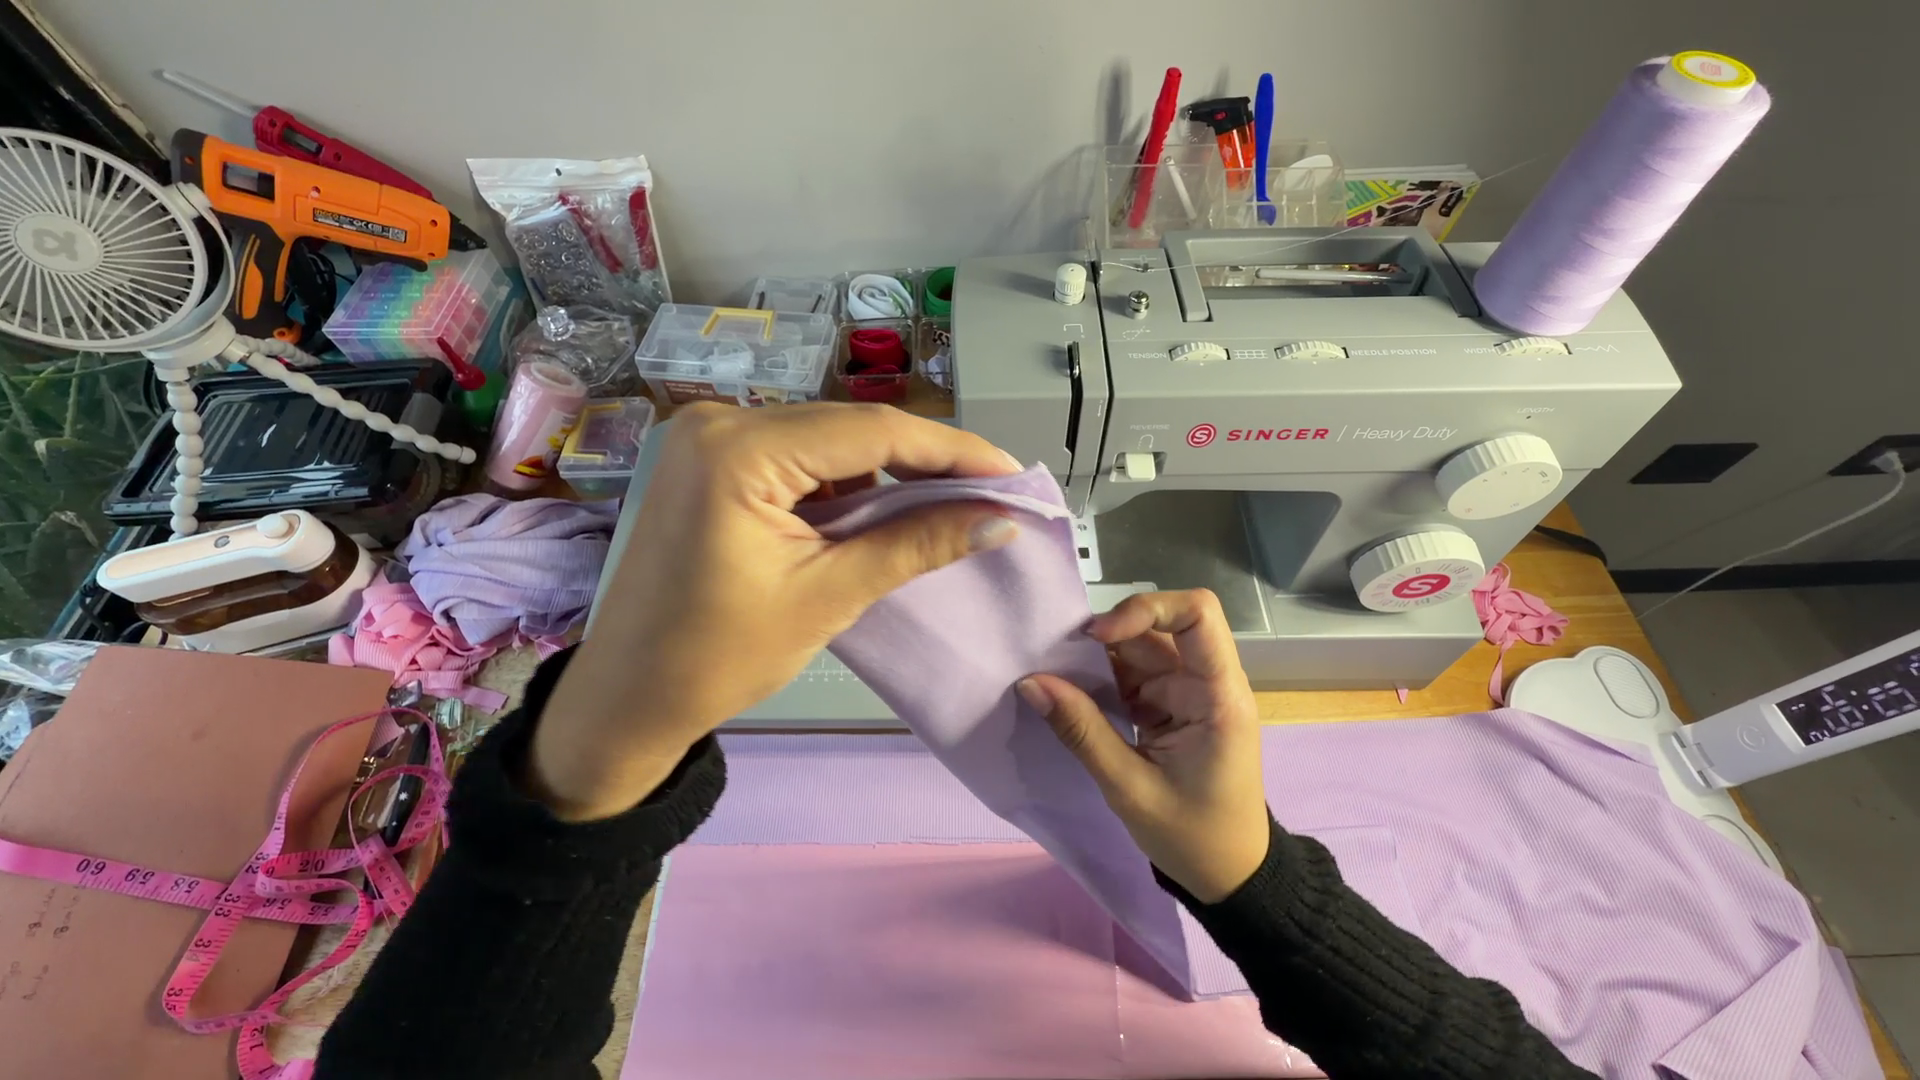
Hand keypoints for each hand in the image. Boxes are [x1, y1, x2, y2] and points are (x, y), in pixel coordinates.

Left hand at [531, 403, 1021, 819]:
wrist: (628, 696)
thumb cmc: (718, 656)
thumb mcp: (828, 595)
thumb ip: (917, 545)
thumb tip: (998, 519)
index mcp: (740, 449)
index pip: (872, 431)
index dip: (952, 450)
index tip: (1012, 474)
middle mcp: (721, 421)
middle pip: (850, 430)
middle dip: (924, 462)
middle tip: (990, 493)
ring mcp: (711, 438)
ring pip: (828, 443)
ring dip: (886, 475)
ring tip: (948, 506)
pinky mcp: (712, 462)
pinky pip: (798, 460)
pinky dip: (843, 486)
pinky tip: (881, 513)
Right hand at [1017, 589, 1269, 903]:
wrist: (1230, 876)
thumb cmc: (1193, 837)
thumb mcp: (1129, 788)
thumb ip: (1082, 731)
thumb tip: (1030, 683)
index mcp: (1218, 695)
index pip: (1196, 614)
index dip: (1145, 608)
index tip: (1098, 637)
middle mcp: (1207, 682)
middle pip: (1158, 628)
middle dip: (1106, 636)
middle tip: (1056, 658)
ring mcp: (1188, 693)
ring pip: (1140, 650)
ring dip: (1098, 659)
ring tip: (1055, 675)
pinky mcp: (1171, 707)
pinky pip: (1133, 676)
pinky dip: (1101, 681)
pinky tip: (1070, 693)